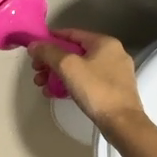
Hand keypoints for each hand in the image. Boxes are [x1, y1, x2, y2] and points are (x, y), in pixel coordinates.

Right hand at [28, 28, 145, 135]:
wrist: (122, 122)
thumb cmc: (96, 90)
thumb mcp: (68, 67)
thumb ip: (49, 52)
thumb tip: (34, 44)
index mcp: (104, 43)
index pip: (72, 33)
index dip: (51, 38)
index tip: (34, 48)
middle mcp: (112, 54)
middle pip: (74, 52)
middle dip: (52, 61)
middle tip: (36, 71)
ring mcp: (114, 73)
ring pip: (80, 68)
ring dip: (58, 74)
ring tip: (42, 86)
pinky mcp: (113, 90)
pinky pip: (87, 81)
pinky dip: (71, 84)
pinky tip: (55, 94)